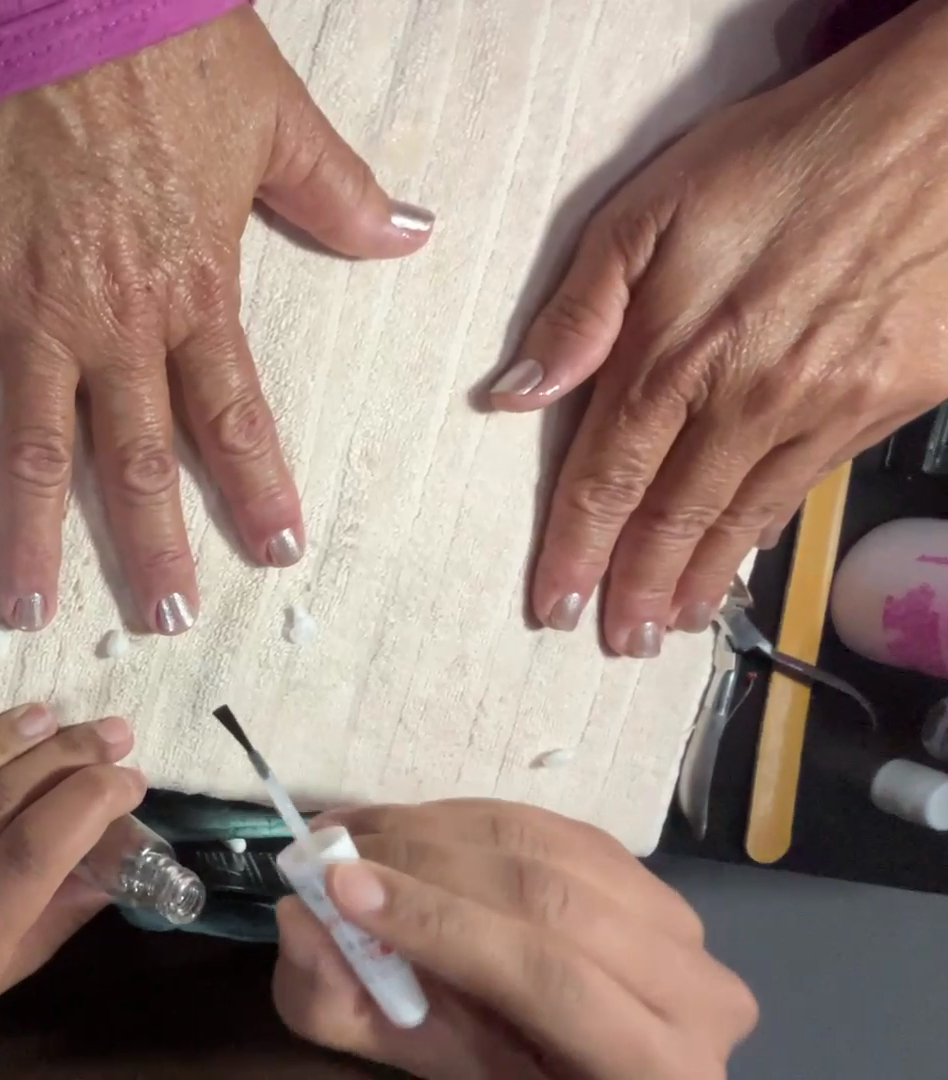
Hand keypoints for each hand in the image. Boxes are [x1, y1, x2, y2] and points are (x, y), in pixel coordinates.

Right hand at [0, 7, 432, 635]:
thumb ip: (337, 191)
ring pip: (36, 449)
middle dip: (155, 546)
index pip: (233, 412)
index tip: (276, 552)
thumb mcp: (271, 115)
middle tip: (167, 622)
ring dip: (33, 536)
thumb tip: (410, 236)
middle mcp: (113, 326)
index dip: (257, 486)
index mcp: (192, 288)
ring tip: (29, 611)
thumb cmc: (160, 46)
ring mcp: (29, 318)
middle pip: (139, 459)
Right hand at [272, 800, 755, 1079]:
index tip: (338, 885)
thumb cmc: (477, 1060)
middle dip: (419, 863)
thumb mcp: (403, 1053)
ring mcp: (672, 918)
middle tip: (330, 848)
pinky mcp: (628, 863)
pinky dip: (448, 813)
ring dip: (425, 827)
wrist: (541, 1038)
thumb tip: (301, 917)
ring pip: (534, 844)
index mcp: (654, 1071)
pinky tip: (394, 823)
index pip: (550, 980)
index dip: (437, 923)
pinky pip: (529, 818)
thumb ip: (342, 1002)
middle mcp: (695, 992)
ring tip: (350, 831)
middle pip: (545, 899)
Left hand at [490, 3, 947, 656]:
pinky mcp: (902, 394)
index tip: (550, 606)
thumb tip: (511, 395)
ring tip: (667, 625)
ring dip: (698, 576)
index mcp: (673, 362)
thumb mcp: (643, 216)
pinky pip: (810, 484)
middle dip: (634, 586)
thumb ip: (576, 314)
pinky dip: (766, 533)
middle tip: (612, 642)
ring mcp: (833, 402)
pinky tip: (742, 559)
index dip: (573, 550)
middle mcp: (748, 400)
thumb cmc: (784, 156)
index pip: (602, 482)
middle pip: (671, 516)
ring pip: (743, 514)